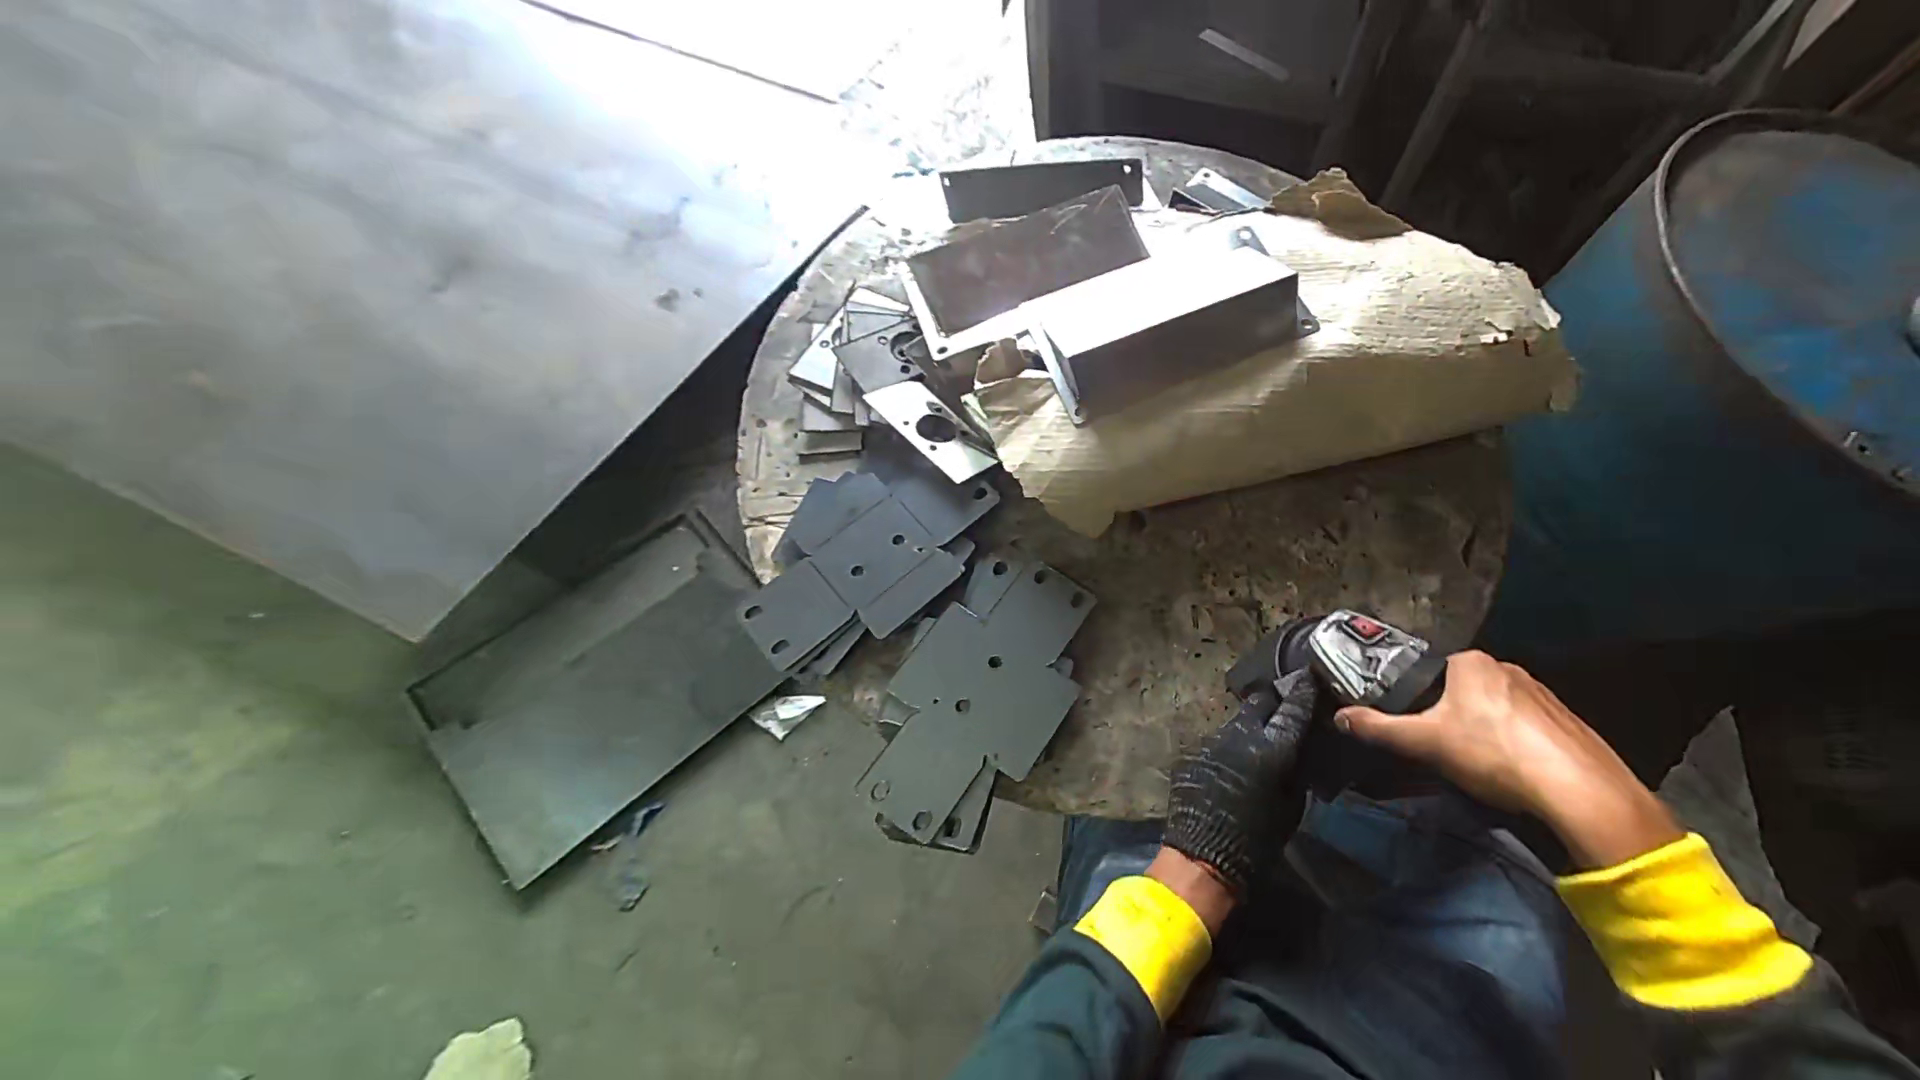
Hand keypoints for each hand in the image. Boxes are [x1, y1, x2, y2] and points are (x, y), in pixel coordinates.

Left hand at [1161, 669, 1317, 899]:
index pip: (1291, 710)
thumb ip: (1295, 770)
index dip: (1302, 693)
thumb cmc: (1259, 839)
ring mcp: (1210, 740)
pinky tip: (1232, 758)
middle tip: (1281, 700)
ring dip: (1247, 727)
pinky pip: (1215, 743)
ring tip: (1257, 733)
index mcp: (1271, 748)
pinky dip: (1227, 747)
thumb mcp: (1292, 805)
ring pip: (1234, 723)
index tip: (1309, 678)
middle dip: (1270, 700)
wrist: (1203, 854)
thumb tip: (1297, 752)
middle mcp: (1238, 734)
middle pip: (1256, 705)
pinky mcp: (1191, 752)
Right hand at [1334, 651, 1681, 868]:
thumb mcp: (1422, 741)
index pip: (1431, 674)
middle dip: (1451, 717)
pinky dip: (1516, 746)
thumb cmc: (1491, 752)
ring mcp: (1546, 695)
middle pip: (1463, 692)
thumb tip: (1339, 717)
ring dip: (1484, 732)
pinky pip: (1528, 729)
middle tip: (1441, 748)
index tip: (1416, 727)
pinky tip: (1514, 771)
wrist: (1580, 792)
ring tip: (1479, 765)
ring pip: (1496, 711)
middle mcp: (1510, 669)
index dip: (1418, 700)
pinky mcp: (1572, 724)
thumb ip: (1377, 727)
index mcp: (1471, 663)